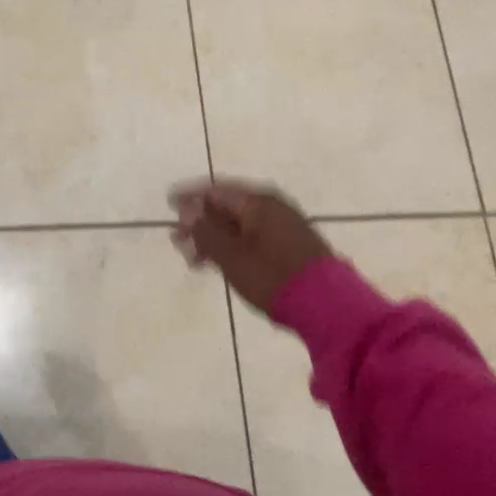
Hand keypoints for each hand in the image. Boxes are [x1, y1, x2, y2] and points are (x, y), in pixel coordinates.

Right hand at [171, 180, 331, 313]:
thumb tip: (187, 210)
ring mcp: (283, 225)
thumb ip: (205, 231)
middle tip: (177, 240)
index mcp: (256, 202)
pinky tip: (218, 263)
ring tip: (193, 259)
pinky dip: (231, 245)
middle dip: (199, 221)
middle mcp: (271, 206)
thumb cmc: (272, 276)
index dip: (189, 196)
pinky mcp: (290, 244)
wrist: (327, 305)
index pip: (214, 190)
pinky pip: (251, 236)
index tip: (168, 203)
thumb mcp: (230, 256)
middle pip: (226, 206)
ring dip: (213, 237)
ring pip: (238, 224)